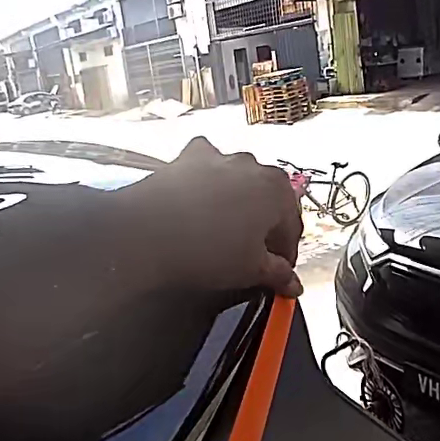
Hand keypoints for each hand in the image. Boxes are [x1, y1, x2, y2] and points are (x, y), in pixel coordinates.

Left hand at [119, 137, 303, 297]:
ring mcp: (218, 156)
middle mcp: (252, 164)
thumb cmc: (207, 250)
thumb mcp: (250, 270)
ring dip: (235, 202)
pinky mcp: (186, 157)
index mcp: (277, 191)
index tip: (276, 274)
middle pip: (266, 200)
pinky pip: (205, 168)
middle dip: (261, 226)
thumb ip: (277, 274)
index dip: (285, 254)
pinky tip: (197, 202)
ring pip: (236, 181)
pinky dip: (205, 182)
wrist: (146, 230)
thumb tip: (293, 284)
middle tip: (249, 255)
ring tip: (220, 232)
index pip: (291, 227)